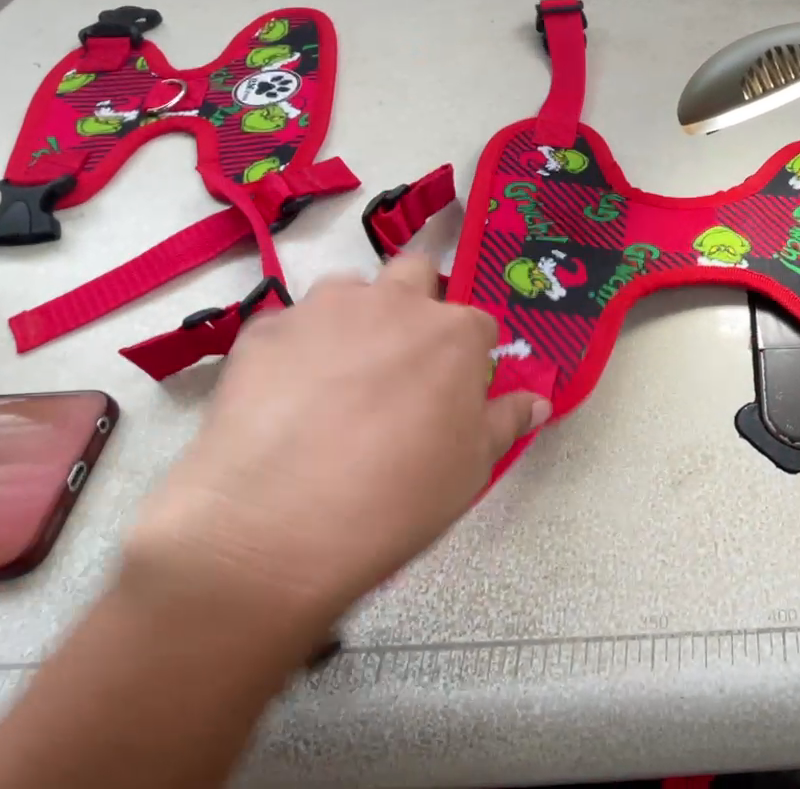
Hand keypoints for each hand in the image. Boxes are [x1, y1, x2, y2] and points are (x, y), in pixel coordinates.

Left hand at [123, 255, 547, 637]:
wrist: (273, 525)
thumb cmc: (397, 497)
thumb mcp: (472, 468)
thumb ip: (506, 422)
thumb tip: (537, 401)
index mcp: (455, 334)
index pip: (479, 325)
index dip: (471, 356)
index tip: (457, 391)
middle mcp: (394, 304)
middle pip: (417, 274)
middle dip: (417, 303)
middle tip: (404, 361)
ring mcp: (323, 311)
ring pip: (349, 289)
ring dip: (356, 316)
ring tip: (341, 373)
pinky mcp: (262, 332)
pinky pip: (290, 325)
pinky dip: (298, 347)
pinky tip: (287, 396)